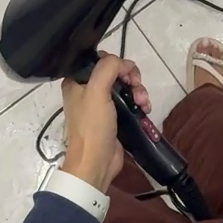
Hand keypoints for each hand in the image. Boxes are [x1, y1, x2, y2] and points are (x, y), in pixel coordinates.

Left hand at [60, 54, 150, 189]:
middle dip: (131, 78)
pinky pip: (129, 100)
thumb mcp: (96, 91)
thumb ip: (108, 68)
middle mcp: (87, 89)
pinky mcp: (114, 116)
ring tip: (143, 103)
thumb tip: (125, 64)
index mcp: (76, 81)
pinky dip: (139, 101)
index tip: (126, 74)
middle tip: (137, 88)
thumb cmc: (92, 126)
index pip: (99, 60)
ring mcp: (101, 104)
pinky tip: (145, 108)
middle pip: (115, 72)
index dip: (116, 63)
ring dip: (138, 91)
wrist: (96, 162)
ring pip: (125, 86)